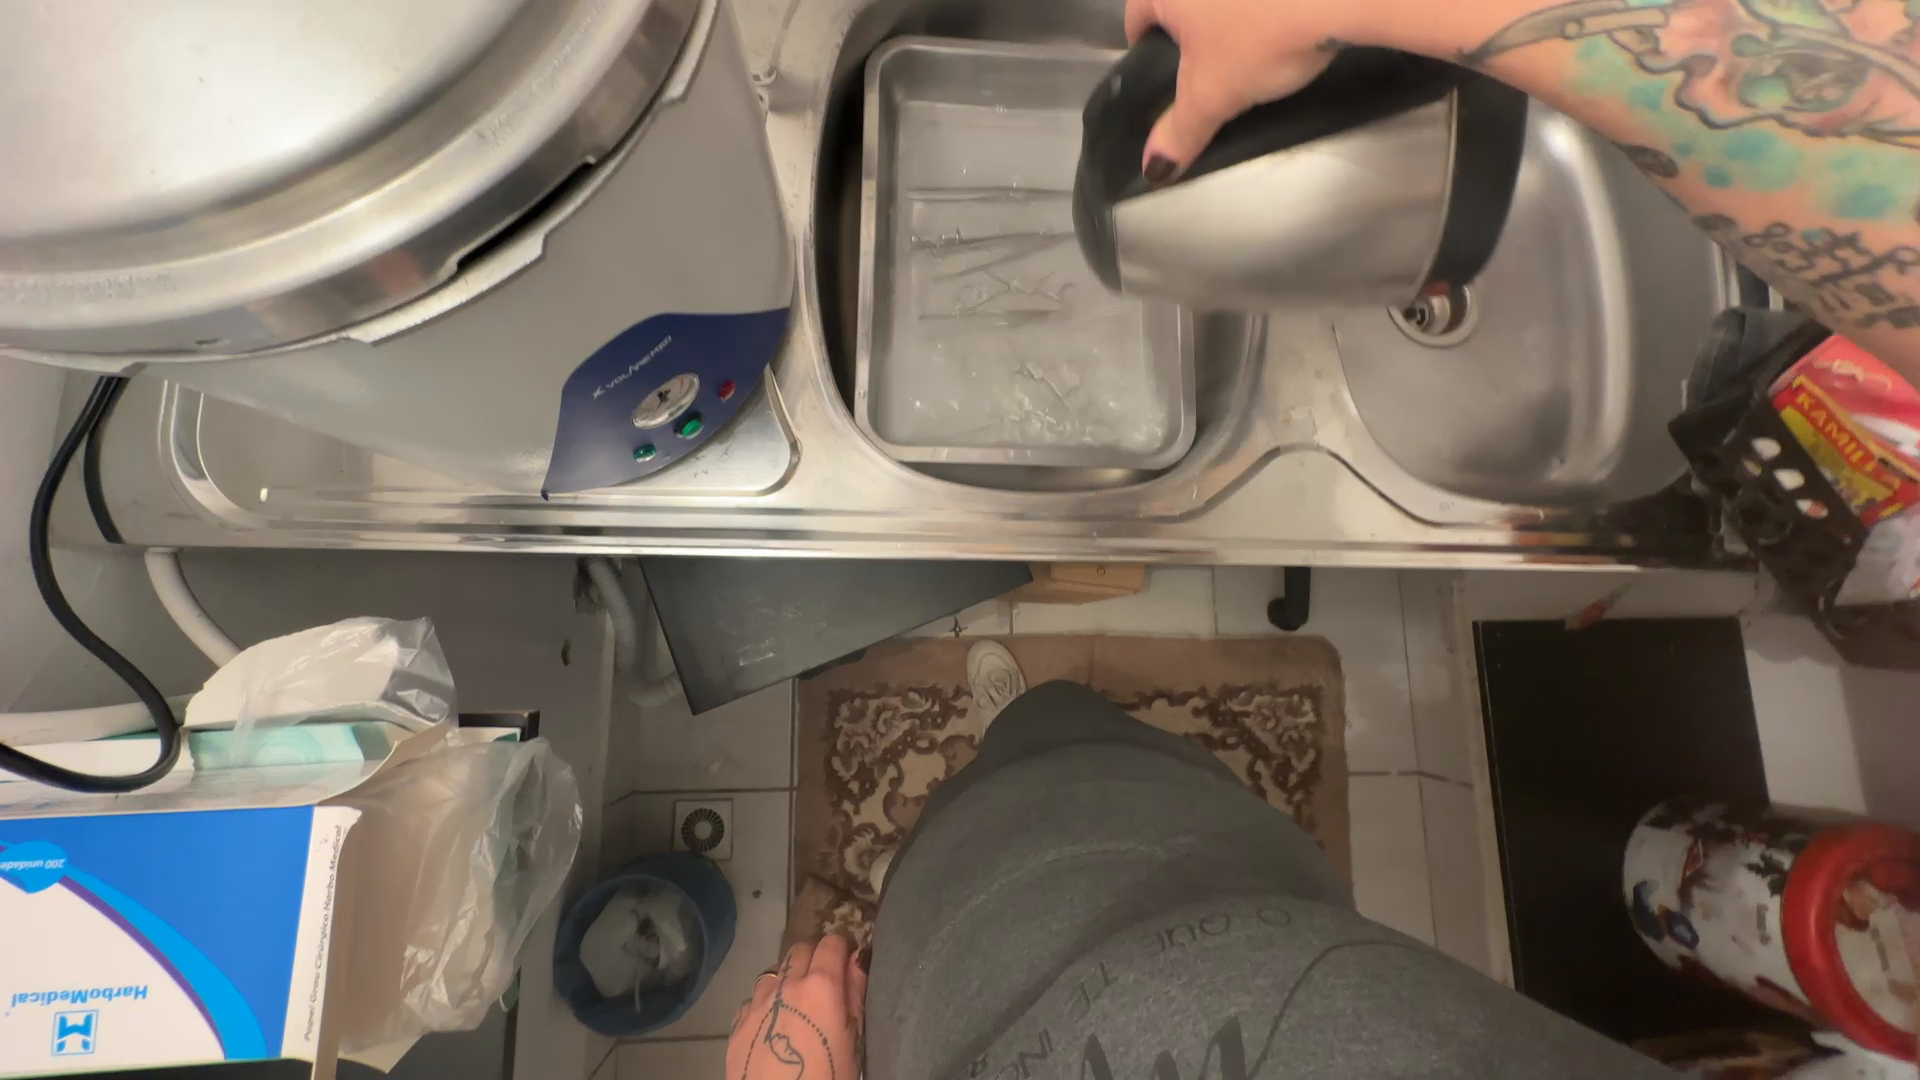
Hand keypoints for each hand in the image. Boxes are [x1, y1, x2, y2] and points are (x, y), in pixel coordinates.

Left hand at [727, 937, 867, 1079]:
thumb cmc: (828, 1078)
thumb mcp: (854, 1040)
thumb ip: (856, 993)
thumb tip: (858, 958)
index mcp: (821, 986)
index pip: (833, 943)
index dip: (843, 949)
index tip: (848, 962)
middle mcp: (787, 985)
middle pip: (800, 949)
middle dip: (814, 957)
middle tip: (824, 983)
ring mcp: (758, 1004)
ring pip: (773, 971)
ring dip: (787, 979)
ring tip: (795, 1005)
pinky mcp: (737, 1026)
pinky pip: (753, 999)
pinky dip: (765, 1004)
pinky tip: (772, 1025)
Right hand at [1123, 0, 1352, 179]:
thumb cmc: (1262, 36)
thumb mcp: (1212, 97)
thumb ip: (1178, 134)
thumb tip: (1153, 170)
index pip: (1137, 15)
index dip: (1143, 49)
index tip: (1158, 73)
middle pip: (1182, 1)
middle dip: (1190, 30)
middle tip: (1205, 67)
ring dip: (1230, 11)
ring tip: (1251, 44)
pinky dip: (1267, 2)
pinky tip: (1284, 17)